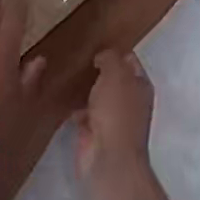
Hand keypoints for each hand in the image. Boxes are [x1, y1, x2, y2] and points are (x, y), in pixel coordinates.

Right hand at [74, 49, 156, 199]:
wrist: (108, 159)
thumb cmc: (117, 112)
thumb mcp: (116, 74)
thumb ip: (110, 58)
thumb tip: (102, 56)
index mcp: (140, 85)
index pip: (129, 59)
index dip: (114, 49)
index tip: (94, 40)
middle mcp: (129, 100)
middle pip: (112, 77)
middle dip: (96, 68)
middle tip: (75, 54)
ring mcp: (111, 117)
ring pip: (96, 94)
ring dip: (83, 87)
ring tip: (65, 70)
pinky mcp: (93, 131)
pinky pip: (82, 111)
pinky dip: (73, 105)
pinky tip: (59, 94)